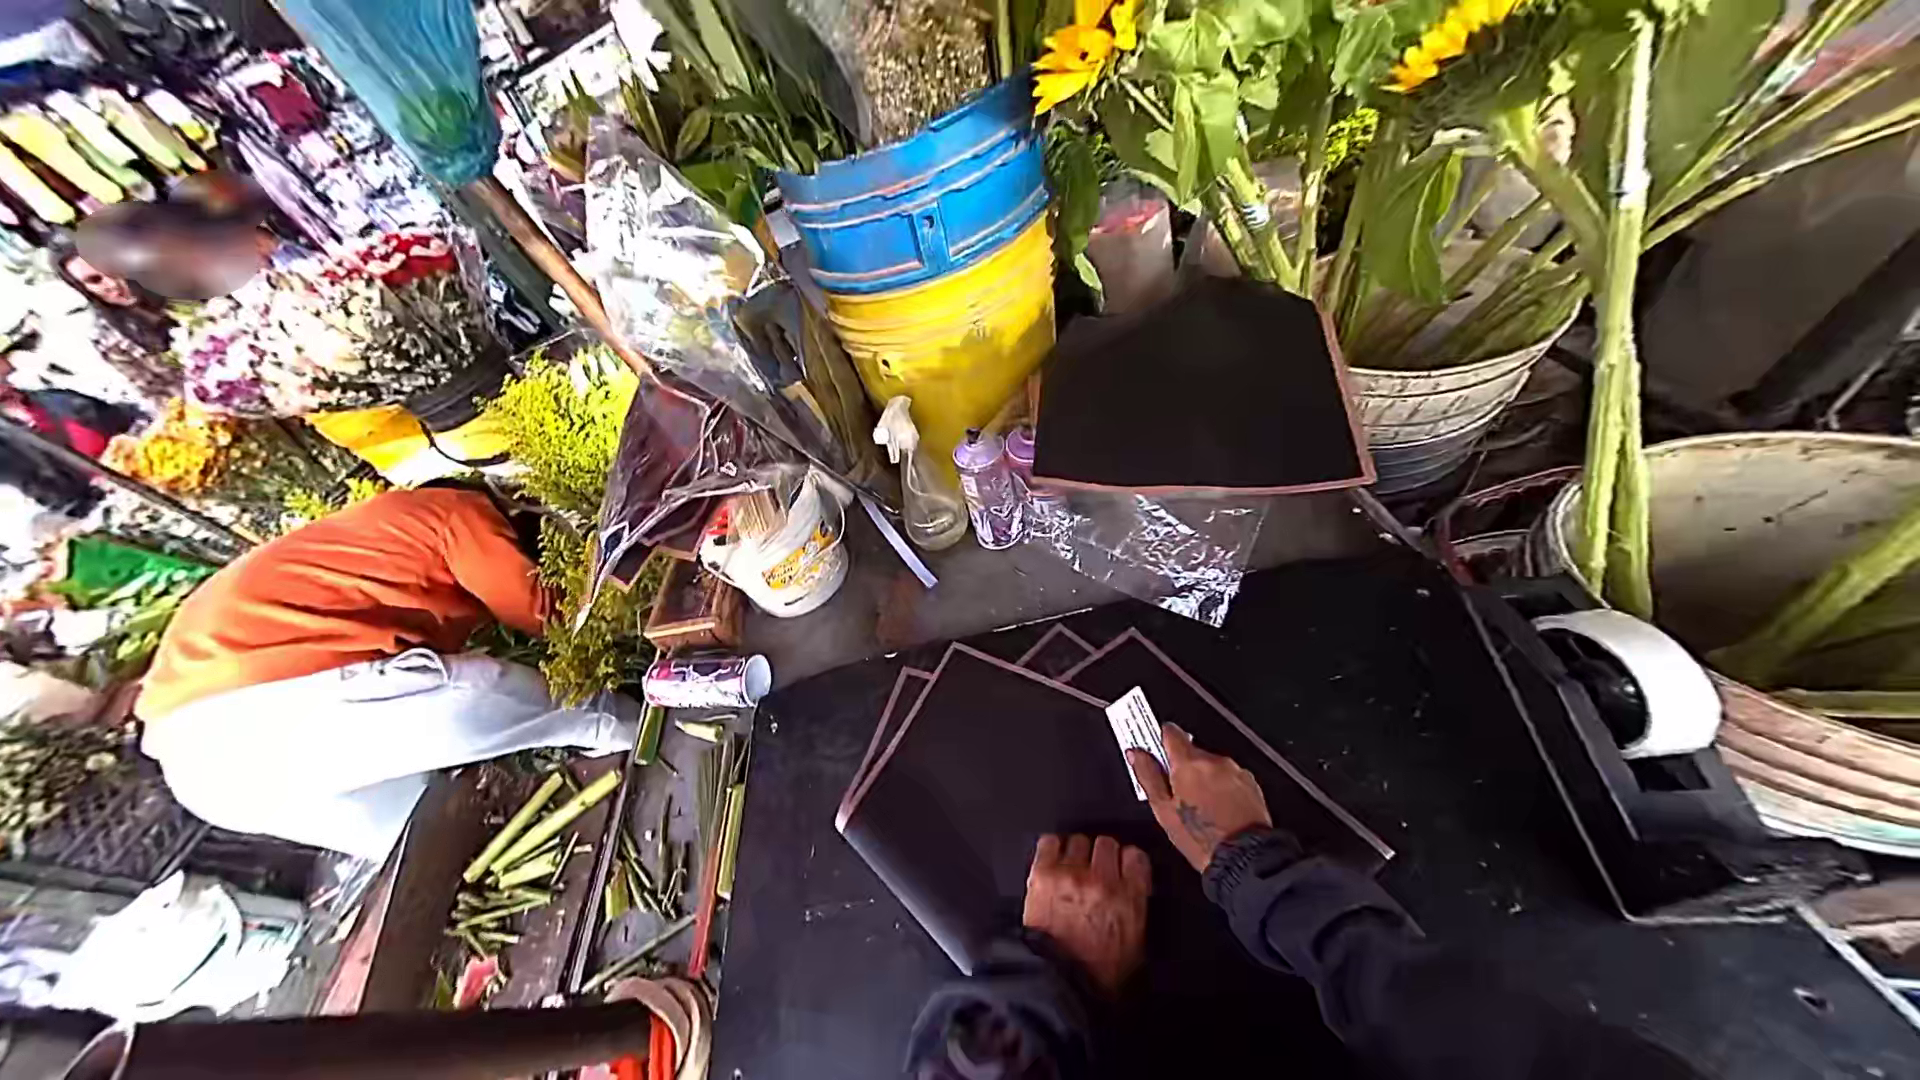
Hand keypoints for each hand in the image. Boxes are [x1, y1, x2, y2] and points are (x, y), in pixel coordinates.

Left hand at [1022, 834, 1151, 995]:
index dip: (1127, 861)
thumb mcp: (1135, 946)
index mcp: (1130, 899)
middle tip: (1094, 872)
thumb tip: (1132, 888)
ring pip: (1078, 841)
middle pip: (1106, 843)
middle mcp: (1102, 881)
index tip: (1121, 867)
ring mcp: (1071, 874)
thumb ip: (1135, 907)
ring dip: (1076, 855)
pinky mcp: (1043, 873)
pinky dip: (1051, 850)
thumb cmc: (1096, 975)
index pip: (1136, 856)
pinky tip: (1052, 863)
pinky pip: (1049, 842)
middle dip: (1101, 857)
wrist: (1058, 986)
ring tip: (1070, 872)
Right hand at [1127, 724, 1270, 871]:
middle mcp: (1213, 761)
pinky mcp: (1250, 783)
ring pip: (1210, 765)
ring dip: (1203, 777)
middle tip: (1177, 792)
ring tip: (1200, 806)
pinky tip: (1218, 809)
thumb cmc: (1202, 838)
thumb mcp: (1163, 809)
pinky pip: (1229, 776)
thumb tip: (1137, 754)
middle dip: (1182, 766)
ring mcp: (1234, 771)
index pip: (1170, 732)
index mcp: (1188, 763)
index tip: (1155, 749)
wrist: (1244, 858)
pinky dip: (1222, 786)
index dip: (1160, 739)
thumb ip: (1147, 775)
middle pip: (1190, 750)